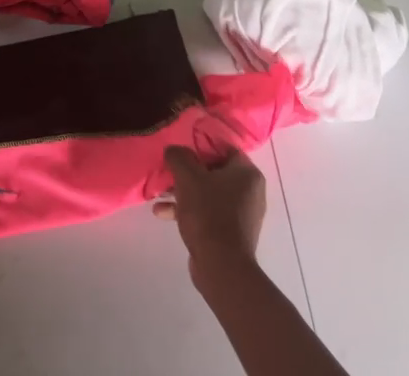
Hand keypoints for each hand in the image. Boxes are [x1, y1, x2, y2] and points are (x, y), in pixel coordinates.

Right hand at [155, 146, 266, 280]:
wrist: (221, 264)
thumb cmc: (207, 212)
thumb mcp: (187, 176)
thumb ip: (179, 156)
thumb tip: (175, 151)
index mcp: (247, 174)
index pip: (223, 148)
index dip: (198, 145)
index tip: (178, 149)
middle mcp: (250, 191)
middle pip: (213, 171)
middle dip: (186, 172)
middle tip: (166, 172)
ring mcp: (242, 213)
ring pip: (207, 192)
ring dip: (182, 192)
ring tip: (158, 196)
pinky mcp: (232, 231)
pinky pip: (208, 211)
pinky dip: (188, 209)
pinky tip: (164, 214)